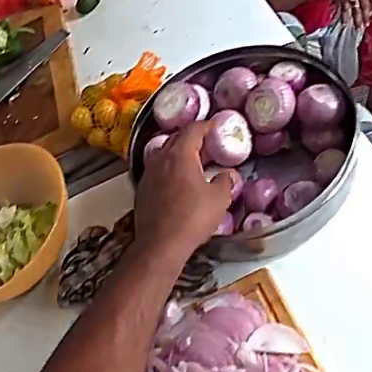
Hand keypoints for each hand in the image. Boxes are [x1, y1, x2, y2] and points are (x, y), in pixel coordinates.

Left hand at [134, 121, 237, 259]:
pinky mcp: (142, 191)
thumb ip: (226, 182)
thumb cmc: (191, 219)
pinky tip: (181, 184)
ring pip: (165, 156)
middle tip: (208, 146)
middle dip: (193, 139)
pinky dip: (171, 172)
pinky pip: (158, 173)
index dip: (206, 126)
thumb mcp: (219, 199)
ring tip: (196, 164)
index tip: (215, 128)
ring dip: (180, 156)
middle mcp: (160, 159)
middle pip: (176, 139)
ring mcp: (148, 175)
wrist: (160, 245)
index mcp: (179, 154)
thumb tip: (228, 175)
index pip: (192, 129)